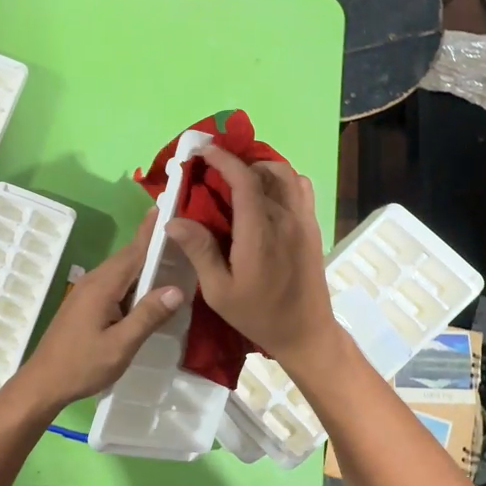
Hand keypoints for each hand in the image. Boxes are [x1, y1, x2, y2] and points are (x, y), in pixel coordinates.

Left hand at [7, 210, 185, 410]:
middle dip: (154, 243)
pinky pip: (116, 283)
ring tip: (175, 256)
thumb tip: (176, 288)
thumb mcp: (121, 345)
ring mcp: (88, 292)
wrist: (44, 382)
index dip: (152, 230)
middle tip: (185, 232)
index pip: (134, 251)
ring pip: (123, 270)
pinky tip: (150, 288)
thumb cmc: (82, 365)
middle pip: (129, 257)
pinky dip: (135, 279)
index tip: (169, 205)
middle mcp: (94, 281)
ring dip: (145, 262)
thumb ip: (147, 316)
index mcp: (103, 286)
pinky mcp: (86, 303)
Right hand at [165, 145, 337, 362]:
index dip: (222, 159)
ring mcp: (303, 221)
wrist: (306, 333)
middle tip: (214, 169)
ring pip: (287, 174)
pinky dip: (281, 180)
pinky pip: (301, 189)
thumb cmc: (258, 315)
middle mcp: (285, 218)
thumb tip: (173, 220)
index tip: (201, 152)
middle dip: (238, 162)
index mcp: (259, 232)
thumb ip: (200, 251)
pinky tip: (264, 195)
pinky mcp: (312, 228)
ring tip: (239, 180)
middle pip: (265, 170)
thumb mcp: (219, 291)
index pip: (244, 179)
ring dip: (261, 168)